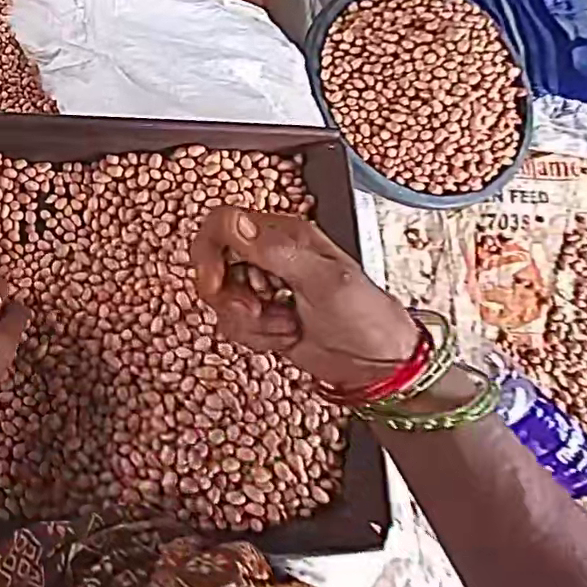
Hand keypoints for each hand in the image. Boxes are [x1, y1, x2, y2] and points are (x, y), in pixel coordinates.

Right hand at [190, 206, 418, 390]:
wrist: (377, 363)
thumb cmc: (365, 316)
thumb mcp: (324, 280)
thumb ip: (277, 250)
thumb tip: (235, 223)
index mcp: (284, 234)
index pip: (223, 223)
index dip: (209, 251)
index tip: (215, 282)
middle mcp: (268, 256)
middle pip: (213, 263)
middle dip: (227, 294)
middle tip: (253, 310)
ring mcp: (263, 287)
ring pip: (221, 298)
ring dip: (246, 320)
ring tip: (283, 324)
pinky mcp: (260, 315)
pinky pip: (232, 323)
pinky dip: (254, 336)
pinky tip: (284, 335)